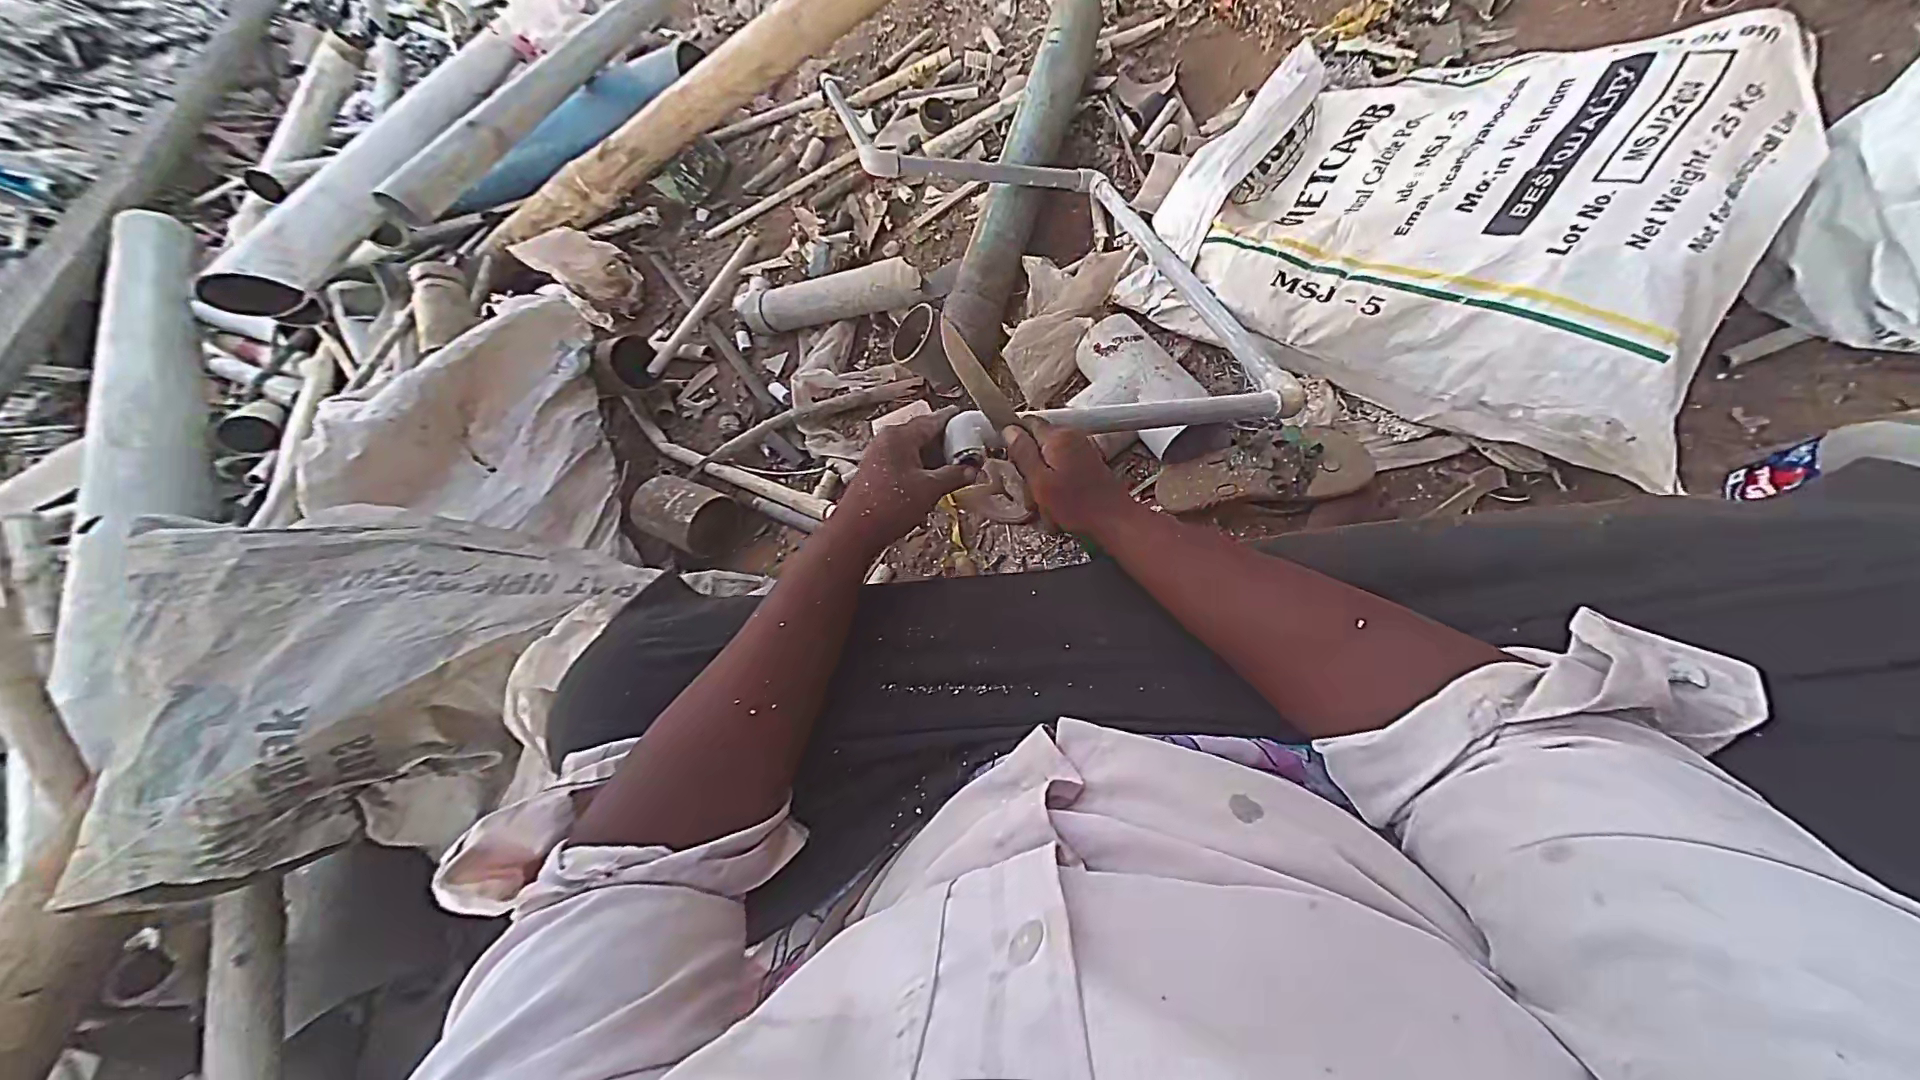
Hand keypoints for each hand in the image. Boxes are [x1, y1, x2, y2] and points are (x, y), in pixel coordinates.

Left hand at [828, 405, 974, 553]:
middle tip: (968, 451)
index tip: (970, 423)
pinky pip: (905, 461)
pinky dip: (921, 467)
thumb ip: (954, 475)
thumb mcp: (931, 489)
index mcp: (900, 436)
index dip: (955, 422)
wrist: (856, 530)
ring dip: (935, 457)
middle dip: (947, 442)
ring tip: (956, 467)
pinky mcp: (877, 471)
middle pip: (924, 433)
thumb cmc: (891, 505)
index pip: (934, 420)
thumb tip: (972, 470)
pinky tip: (934, 480)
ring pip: (914, 449)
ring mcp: (880, 455)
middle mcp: (888, 440)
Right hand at [1002, 420, 1142, 537]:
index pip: (1026, 423)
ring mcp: (1081, 450)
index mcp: (1058, 437)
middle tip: (1030, 489)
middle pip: (1037, 443)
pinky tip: (1057, 505)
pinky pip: (1060, 470)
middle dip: (1028, 466)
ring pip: (1047, 460)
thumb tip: (1009, 431)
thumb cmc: (1078, 506)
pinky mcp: (1086, 465)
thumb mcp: (1040, 482)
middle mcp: (1072, 437)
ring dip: (1041, 480)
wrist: (1114, 521)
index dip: (1013, 441)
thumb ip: (1023, 453)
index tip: (1009, 461)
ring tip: (1045, 502)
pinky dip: (1055, 486)